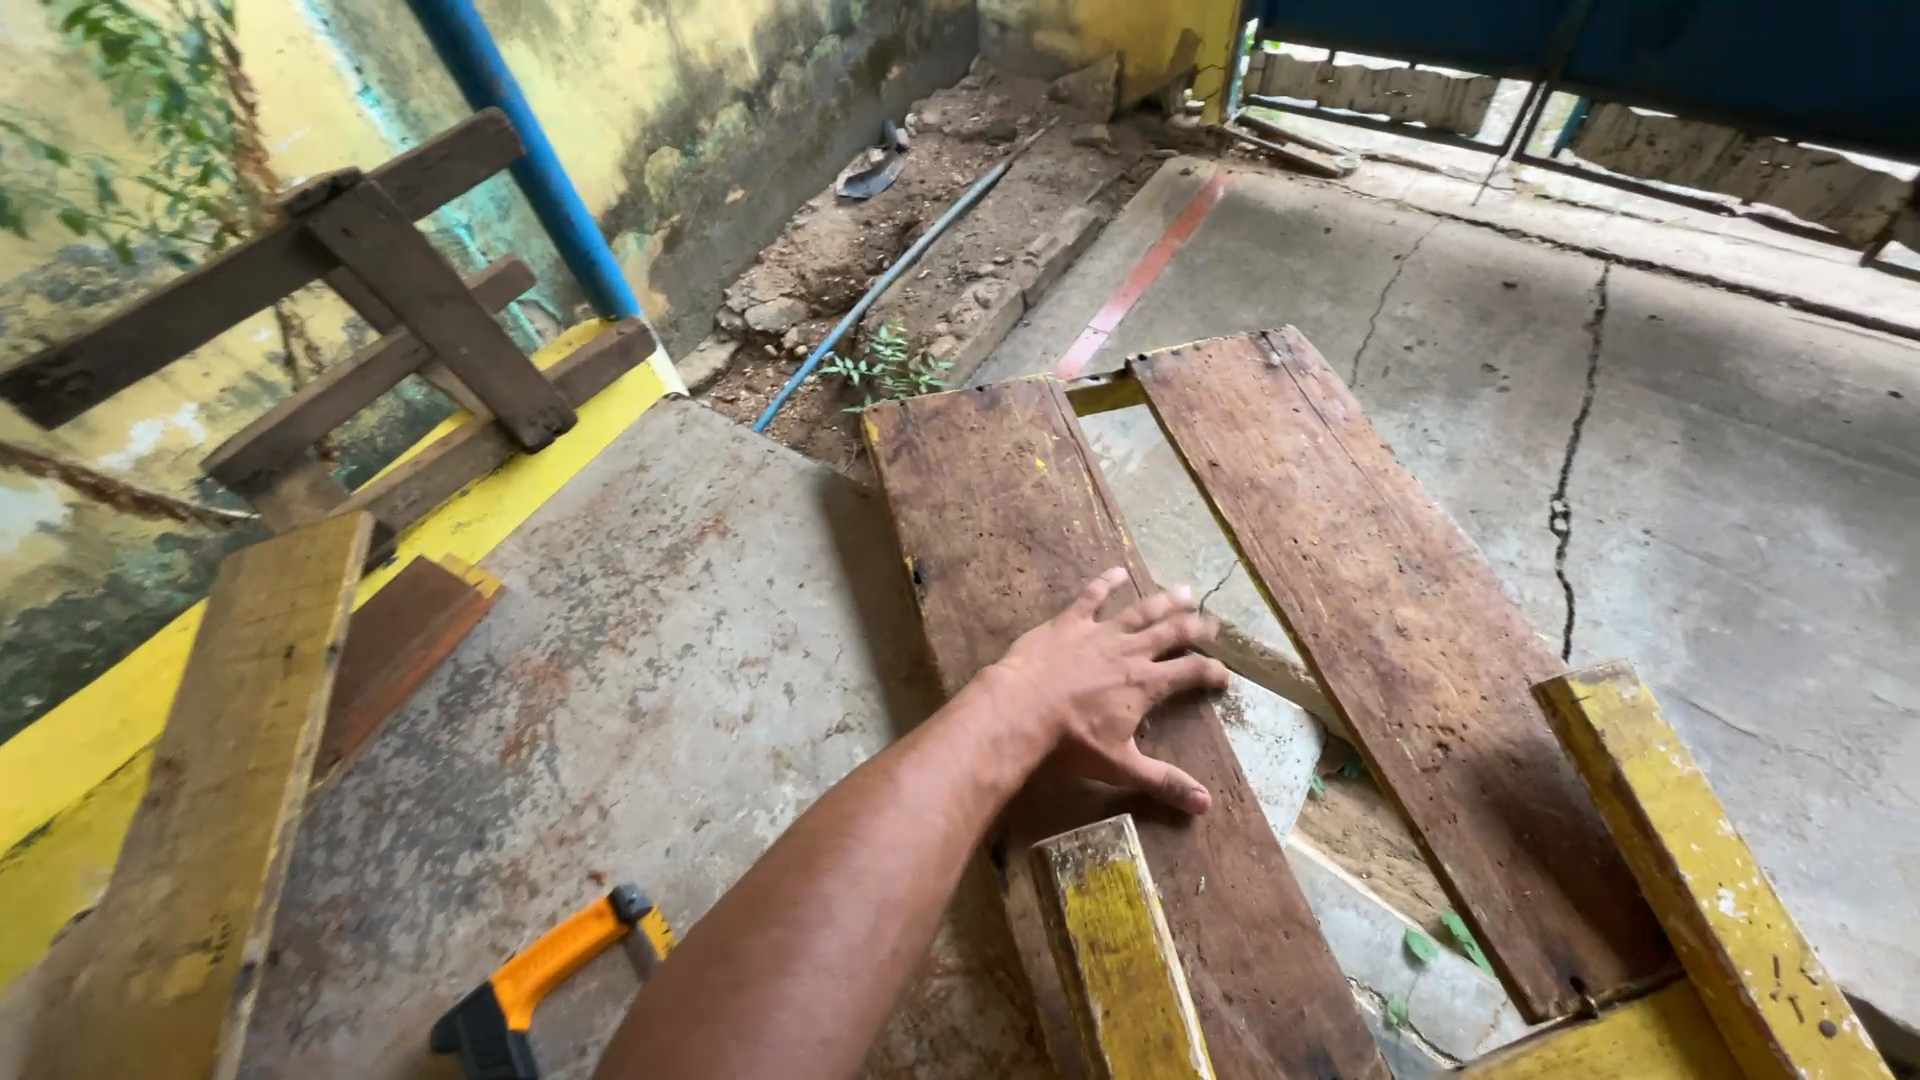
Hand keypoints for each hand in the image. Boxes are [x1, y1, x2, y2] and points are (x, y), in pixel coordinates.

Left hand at [978, 567, 1228, 813]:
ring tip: (1186, 591)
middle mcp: (1129, 652)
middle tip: (1213, 621)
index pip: (1191, 673)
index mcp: (1145, 684)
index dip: (1213, 672)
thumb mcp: (1121, 765)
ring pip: (1140, 611)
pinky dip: (1106, 582)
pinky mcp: (1069, 622)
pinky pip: (1091, 596)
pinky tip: (1117, 570)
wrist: (1020, 710)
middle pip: (1171, 633)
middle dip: (1195, 627)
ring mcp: (1099, 632)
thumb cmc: (1070, 741)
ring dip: (1164, 600)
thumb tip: (1205, 804)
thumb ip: (1164, 781)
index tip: (1225, 674)